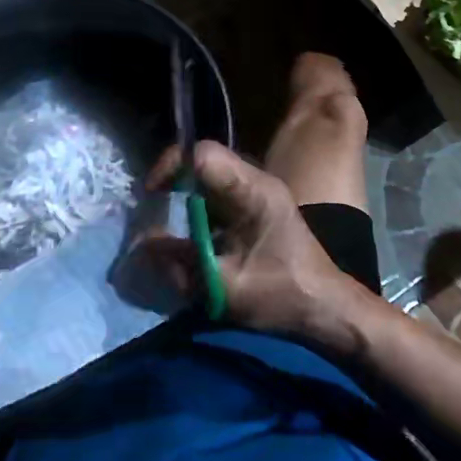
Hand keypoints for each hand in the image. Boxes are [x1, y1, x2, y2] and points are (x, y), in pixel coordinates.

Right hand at [139, 141, 360, 341]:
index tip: (150, 195)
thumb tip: (138, 246)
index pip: (205, 155)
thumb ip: (179, 264)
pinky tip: (184, 240)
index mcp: (254, 191)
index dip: (172, 166)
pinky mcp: (251, 209)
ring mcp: (254, 193)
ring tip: (160, 229)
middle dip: (172, 184)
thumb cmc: (281, 294)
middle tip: (148, 212)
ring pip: (207, 181)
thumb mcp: (224, 286)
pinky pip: (214, 198)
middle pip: (204, 163)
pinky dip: (194, 213)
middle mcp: (254, 182)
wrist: (322, 306)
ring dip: (182, 200)